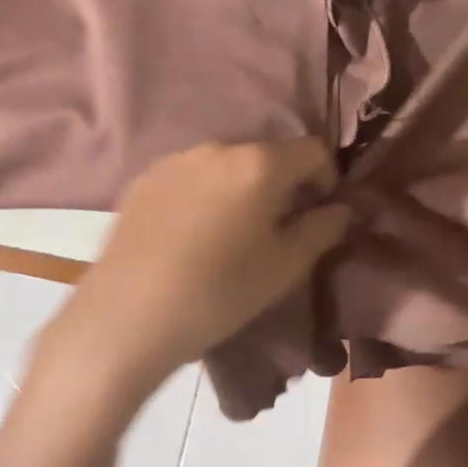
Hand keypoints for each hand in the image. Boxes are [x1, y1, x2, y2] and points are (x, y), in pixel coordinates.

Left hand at [42, 138, 349, 395]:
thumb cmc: (219, 292)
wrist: (125, 319)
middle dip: (283, 184)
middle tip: (279, 228)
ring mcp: (177, 160)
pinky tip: (194, 237)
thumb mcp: (285, 266)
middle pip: (269, 155)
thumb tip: (342, 208)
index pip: (314, 150)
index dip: (327, 179)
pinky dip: (206, 195)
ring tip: (233, 234)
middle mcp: (220, 147)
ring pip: (228, 165)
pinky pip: (192, 177)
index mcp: (260, 163)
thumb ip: (323, 228)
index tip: (321, 214)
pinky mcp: (144, 179)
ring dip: (243, 189)